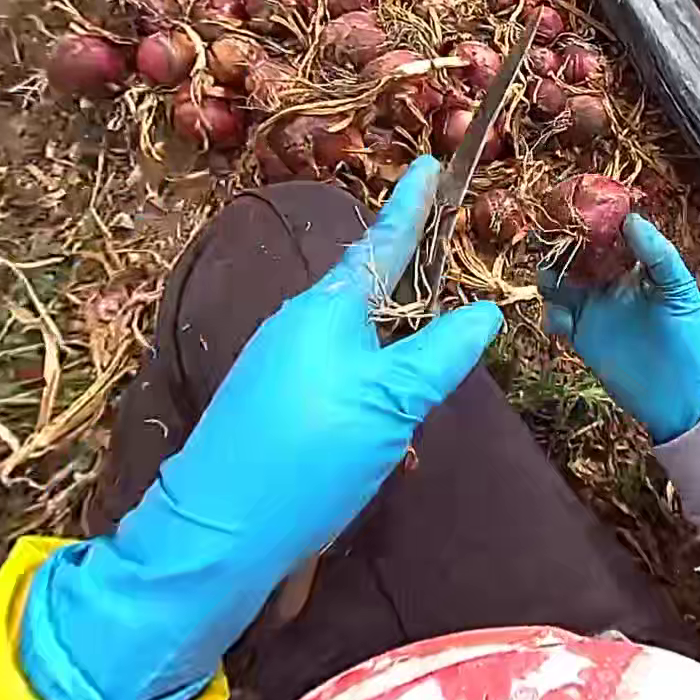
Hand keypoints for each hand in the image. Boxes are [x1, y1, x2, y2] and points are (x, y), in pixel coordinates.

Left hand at [21, 156, 502, 699]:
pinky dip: (369, 404)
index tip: (426, 164)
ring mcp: (283, 359)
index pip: (382, 244)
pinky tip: (378, 448)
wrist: (215, 534)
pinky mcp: (276, 397)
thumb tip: (484, 312)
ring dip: (393, 375)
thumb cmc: (309, 454)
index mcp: (326, 308)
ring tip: (406, 424)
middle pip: (372, 297)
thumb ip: (441, 353)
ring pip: (359, 347)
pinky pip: (339, 380)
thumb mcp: (391, 402)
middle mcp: (301, 322)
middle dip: (412, 311)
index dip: (411, 206)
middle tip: (442, 334)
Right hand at [540, 214, 699, 442]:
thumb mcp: (679, 290)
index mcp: (631, 269)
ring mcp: (591, 309)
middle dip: (560, 249)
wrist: (682, 397)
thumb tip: (630, 220)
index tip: (574, 213)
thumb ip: (658, 254)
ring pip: (557, 284)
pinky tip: (562, 322)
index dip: (589, 225)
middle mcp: (607, 284)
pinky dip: (551, 314)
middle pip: (574, 257)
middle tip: (550, 242)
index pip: (605, 239)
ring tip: (550, 280)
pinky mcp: (579, 335)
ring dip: (548, 277)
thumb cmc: (689, 339)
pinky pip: (554, 317)